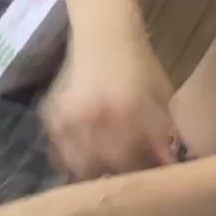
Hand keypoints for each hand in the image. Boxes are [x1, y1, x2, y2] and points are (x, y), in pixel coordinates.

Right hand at [41, 37, 178, 177]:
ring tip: (99, 166)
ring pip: (75, 166)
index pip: (127, 161)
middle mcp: (93, 119)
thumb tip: (165, 164)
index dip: (133, 172)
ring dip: (88, 170)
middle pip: (98, 168)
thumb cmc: (137, 65)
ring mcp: (67, 122)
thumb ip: (161, 131)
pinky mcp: (50, 124)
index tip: (138, 176)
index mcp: (125, 111)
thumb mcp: (158, 94)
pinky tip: (82, 154)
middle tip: (117, 172)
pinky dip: (70, 160)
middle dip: (108, 174)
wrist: (103, 39)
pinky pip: (59, 155)